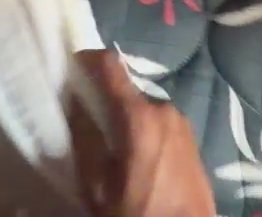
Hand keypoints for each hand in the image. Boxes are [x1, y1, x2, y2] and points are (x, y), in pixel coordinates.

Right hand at [68, 51, 214, 216]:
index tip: (70, 69)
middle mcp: (164, 108)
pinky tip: (136, 161)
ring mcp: (182, 122)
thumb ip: (84, 139)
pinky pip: (158, 123)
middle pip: (124, 89)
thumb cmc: (137, 216)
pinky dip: (142, 131)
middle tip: (86, 125)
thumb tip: (76, 102)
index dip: (86, 59)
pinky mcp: (192, 139)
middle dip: (103, 101)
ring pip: (141, 107)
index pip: (109, 64)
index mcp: (139, 116)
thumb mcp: (97, 188)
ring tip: (112, 151)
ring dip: (124, 119)